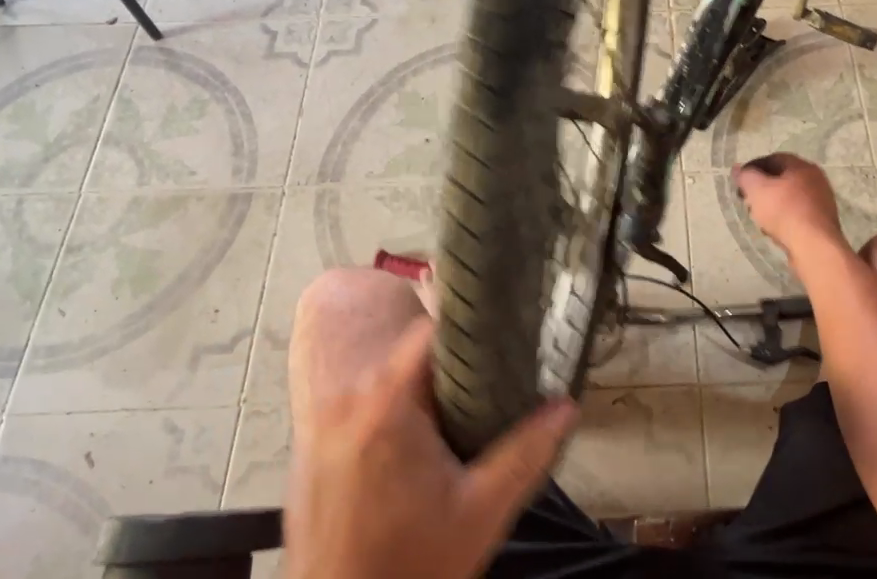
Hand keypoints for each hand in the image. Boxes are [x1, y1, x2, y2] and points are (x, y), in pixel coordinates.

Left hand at [285, 318, 577, 578]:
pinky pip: (358, 402)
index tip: (499, 326)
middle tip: (489, 367)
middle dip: (448, 356)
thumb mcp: (482, 512)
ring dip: (418, 380)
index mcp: (386, 406)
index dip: (467, 322)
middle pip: (403, 350)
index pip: (428, 331)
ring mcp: (319, 426)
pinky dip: (390, 404)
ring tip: (460, 400)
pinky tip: (421, 434)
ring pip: (379, 375)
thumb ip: (526, 453)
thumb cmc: (409, 567)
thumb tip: (566, 406)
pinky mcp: (310, 450)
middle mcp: (345, 404)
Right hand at [732, 153, 848, 257]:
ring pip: (790, 198)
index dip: (753, 168)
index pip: (774, 159)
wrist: (814, 246)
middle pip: (783, 179)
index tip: (740, 182)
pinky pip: (798, 214)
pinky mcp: (822, 222)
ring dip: (773, 204)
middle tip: (748, 199)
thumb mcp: (757, 189)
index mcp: (802, 167)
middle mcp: (816, 180)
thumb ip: (745, 176)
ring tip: (759, 217)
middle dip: (763, 188)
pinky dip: (784, 218)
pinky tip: (775, 230)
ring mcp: (822, 202)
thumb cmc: (784, 211)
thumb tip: (738, 169)